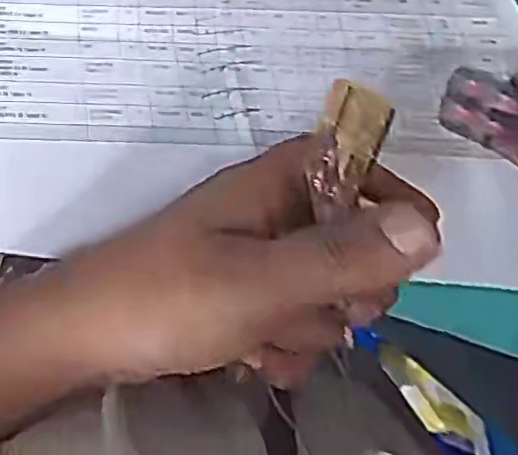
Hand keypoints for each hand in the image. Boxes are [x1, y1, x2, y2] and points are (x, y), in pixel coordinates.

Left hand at [37, 137, 440, 387]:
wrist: (92, 334)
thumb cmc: (170, 295)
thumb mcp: (263, 280)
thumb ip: (341, 256)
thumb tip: (425, 224)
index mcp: (262, 187)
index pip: (338, 160)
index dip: (382, 188)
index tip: (416, 239)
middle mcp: (259, 214)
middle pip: (344, 234)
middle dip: (349, 283)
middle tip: (328, 306)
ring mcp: (248, 257)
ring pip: (321, 289)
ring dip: (307, 324)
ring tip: (265, 334)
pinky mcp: (238, 296)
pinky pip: (290, 319)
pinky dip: (282, 344)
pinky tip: (254, 357)